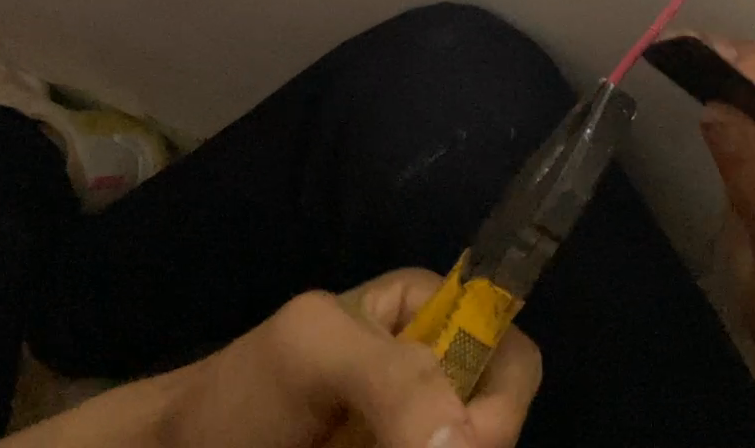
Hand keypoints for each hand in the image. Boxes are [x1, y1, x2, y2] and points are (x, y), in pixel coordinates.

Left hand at [169, 269, 542, 447]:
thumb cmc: (243, 390)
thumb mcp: (315, 350)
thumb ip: (395, 376)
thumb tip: (466, 444)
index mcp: (432, 319)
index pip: (511, 354)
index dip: (503, 403)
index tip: (464, 445)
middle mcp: (438, 382)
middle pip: (496, 428)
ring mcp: (418, 437)